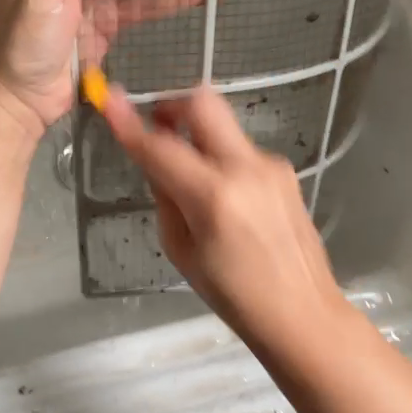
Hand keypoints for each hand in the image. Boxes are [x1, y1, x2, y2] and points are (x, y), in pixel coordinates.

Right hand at [101, 86, 344, 342]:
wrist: (303, 313)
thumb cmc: (233, 295)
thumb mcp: (181, 250)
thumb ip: (166, 198)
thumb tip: (157, 163)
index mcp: (213, 196)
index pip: (160, 147)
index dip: (128, 122)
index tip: (108, 99)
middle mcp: (245, 169)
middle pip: (204, 104)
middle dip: (173, 105)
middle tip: (156, 124)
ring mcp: (270, 166)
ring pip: (222, 127)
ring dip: (197, 137)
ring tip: (188, 177)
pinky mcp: (284, 172)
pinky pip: (240, 150)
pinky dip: (219, 158)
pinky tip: (220, 195)